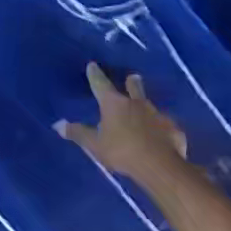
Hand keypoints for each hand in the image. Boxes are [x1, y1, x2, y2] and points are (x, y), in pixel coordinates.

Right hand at [59, 62, 187, 182]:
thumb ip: (78, 133)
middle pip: (134, 88)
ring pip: (150, 106)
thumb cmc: (121, 152)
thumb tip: (58, 124)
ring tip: (144, 112)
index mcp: (114, 104)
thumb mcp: (95, 145)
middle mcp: (137, 103)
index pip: (101, 85)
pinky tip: (160, 137)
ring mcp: (158, 114)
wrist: (159, 165)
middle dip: (131, 82)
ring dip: (145, 107)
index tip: (93, 65)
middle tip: (132, 77)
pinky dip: (160, 128)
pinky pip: (164, 125)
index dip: (95, 75)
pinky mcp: (173, 127)